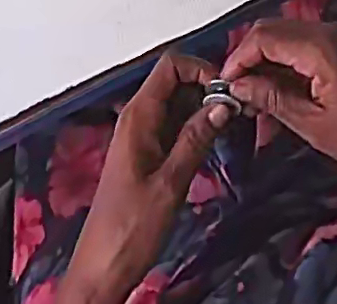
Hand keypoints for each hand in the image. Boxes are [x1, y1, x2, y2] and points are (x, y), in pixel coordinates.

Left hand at [58, 53, 231, 303]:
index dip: (200, 68)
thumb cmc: (129, 230)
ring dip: (204, 107)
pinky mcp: (148, 151)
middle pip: (176, 81)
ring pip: (178, 102)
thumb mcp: (169, 184)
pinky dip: (195, 126)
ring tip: (230, 123)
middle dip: (206, 87)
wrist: (101, 271)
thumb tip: (223, 103)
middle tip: (235, 109)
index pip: (170, 65)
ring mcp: (143, 134)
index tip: (225, 90)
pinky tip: (213, 141)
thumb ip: (196, 139)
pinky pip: (174, 124)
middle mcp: (139, 117)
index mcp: (138, 116)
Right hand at [220, 20, 336, 190]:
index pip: (265, 36)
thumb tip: (238, 86)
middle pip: (273, 29)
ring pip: (287, 33)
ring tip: (254, 92)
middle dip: (249, 55)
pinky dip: (286, 59)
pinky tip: (278, 86)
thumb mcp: (314, 125)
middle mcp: (329, 30)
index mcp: (321, 48)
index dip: (239, 57)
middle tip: (236, 88)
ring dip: (266, 57)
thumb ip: (272, 98)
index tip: (225, 83)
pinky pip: (304, 41)